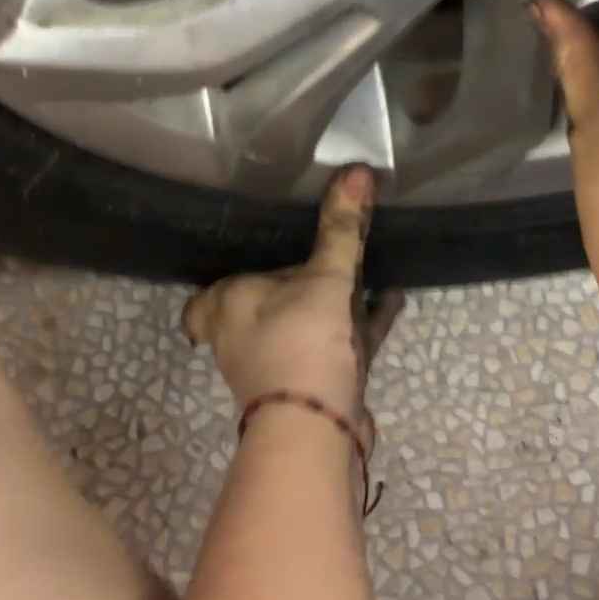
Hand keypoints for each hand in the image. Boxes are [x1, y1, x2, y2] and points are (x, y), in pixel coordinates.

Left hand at [181, 167, 406, 443]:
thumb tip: (356, 169)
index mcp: (227, 306)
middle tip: (317, 252)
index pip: (205, 296)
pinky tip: (393, 297)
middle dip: (290, 282)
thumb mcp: (324, 278)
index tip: (247, 257)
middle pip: (262, 303)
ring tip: (363, 268)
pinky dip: (363, 321)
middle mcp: (244, 335)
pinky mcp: (316, 383)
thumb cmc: (301, 341)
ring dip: (330, 301)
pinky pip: (339, 343)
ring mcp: (281, 362)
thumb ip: (341, 228)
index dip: (221, 284)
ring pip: (302, 323)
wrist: (318, 430)